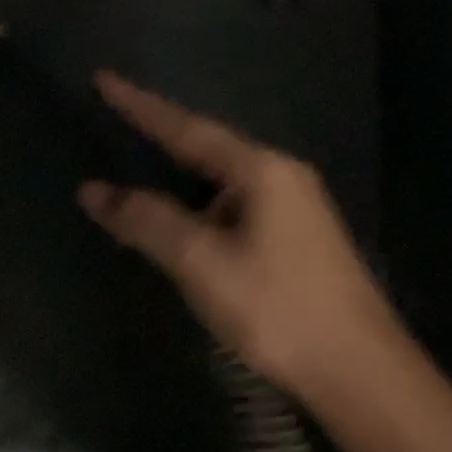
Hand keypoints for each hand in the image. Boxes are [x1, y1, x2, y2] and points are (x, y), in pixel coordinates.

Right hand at [76, 72, 399, 390]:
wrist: (359, 373)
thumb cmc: (277, 308)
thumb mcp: (202, 262)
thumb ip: (146, 221)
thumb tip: (92, 190)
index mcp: (261, 171)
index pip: (186, 128)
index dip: (140, 106)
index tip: (103, 78)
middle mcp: (280, 177)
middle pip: (205, 145)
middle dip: (159, 129)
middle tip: (115, 110)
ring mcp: (292, 208)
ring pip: (218, 175)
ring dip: (176, 165)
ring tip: (137, 152)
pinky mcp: (292, 238)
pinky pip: (229, 200)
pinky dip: (193, 197)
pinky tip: (177, 208)